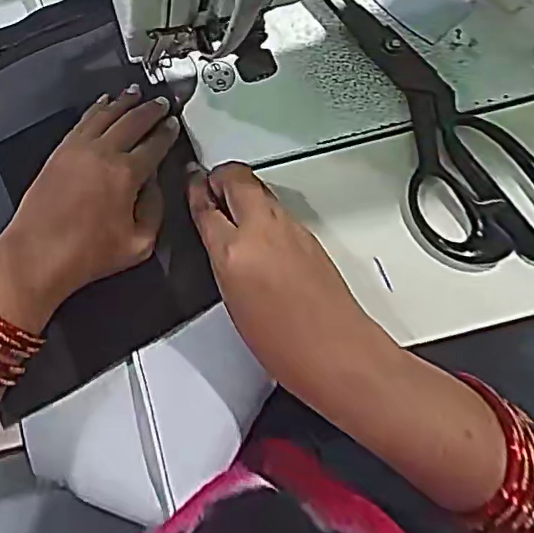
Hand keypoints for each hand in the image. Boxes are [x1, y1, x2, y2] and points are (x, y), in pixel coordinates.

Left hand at [0, 87, 179, 329]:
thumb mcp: (139, 243)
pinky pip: (83, 120)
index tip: (172, 126)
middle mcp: (102, 154)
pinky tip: (103, 105)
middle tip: (160, 104)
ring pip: (106, 114)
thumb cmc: (82, 253)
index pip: (154, 143)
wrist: (38, 253)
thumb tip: (155, 186)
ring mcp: (78, 149)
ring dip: (124, 102)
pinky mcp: (60, 151)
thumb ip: (155, 208)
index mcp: (126, 174)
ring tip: (135, 94)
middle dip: (150, 110)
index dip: (167, 132)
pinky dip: (97, 109)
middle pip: (132, 120)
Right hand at [188, 163, 390, 385]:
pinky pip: (279, 209)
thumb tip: (214, 235)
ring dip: (242, 190)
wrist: (341, 357)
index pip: (205, 204)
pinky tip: (260, 231)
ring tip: (233, 205)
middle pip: (235, 177)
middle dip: (220, 176)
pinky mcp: (310, 236)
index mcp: (234, 251)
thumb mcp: (232, 301)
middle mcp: (264, 231)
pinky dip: (264, 210)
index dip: (195, 190)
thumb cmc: (290, 345)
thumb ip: (220, 258)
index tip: (192, 184)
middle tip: (210, 183)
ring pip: (259, 189)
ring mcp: (291, 229)